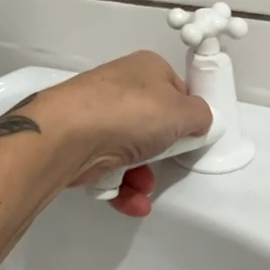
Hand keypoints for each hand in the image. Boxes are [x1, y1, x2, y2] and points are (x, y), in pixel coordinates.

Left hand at [27, 51, 212, 215]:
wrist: (69, 134)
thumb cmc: (132, 113)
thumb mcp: (182, 111)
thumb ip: (200, 115)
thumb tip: (198, 120)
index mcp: (146, 67)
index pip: (176, 89)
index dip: (186, 113)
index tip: (192, 135)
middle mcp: (121, 87)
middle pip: (153, 122)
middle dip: (162, 151)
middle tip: (168, 161)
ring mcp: (98, 115)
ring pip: (132, 149)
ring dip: (144, 175)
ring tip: (144, 188)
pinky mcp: (83, 144)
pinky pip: (111, 168)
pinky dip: (123, 187)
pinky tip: (132, 201)